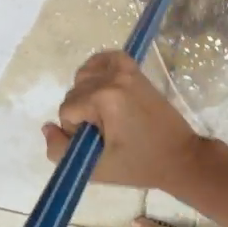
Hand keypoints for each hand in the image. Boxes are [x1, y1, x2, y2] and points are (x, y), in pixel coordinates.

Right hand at [43, 51, 203, 190]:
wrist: (179, 157)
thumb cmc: (139, 166)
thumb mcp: (95, 168)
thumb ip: (60, 151)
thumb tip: (47, 127)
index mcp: (105, 99)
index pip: (67, 110)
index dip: (75, 131)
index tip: (96, 143)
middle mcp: (114, 78)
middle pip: (74, 92)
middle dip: (81, 114)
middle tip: (102, 134)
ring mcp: (127, 71)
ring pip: (85, 76)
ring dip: (86, 94)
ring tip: (104, 116)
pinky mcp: (135, 71)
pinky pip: (106, 58)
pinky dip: (97, 68)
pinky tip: (100, 87)